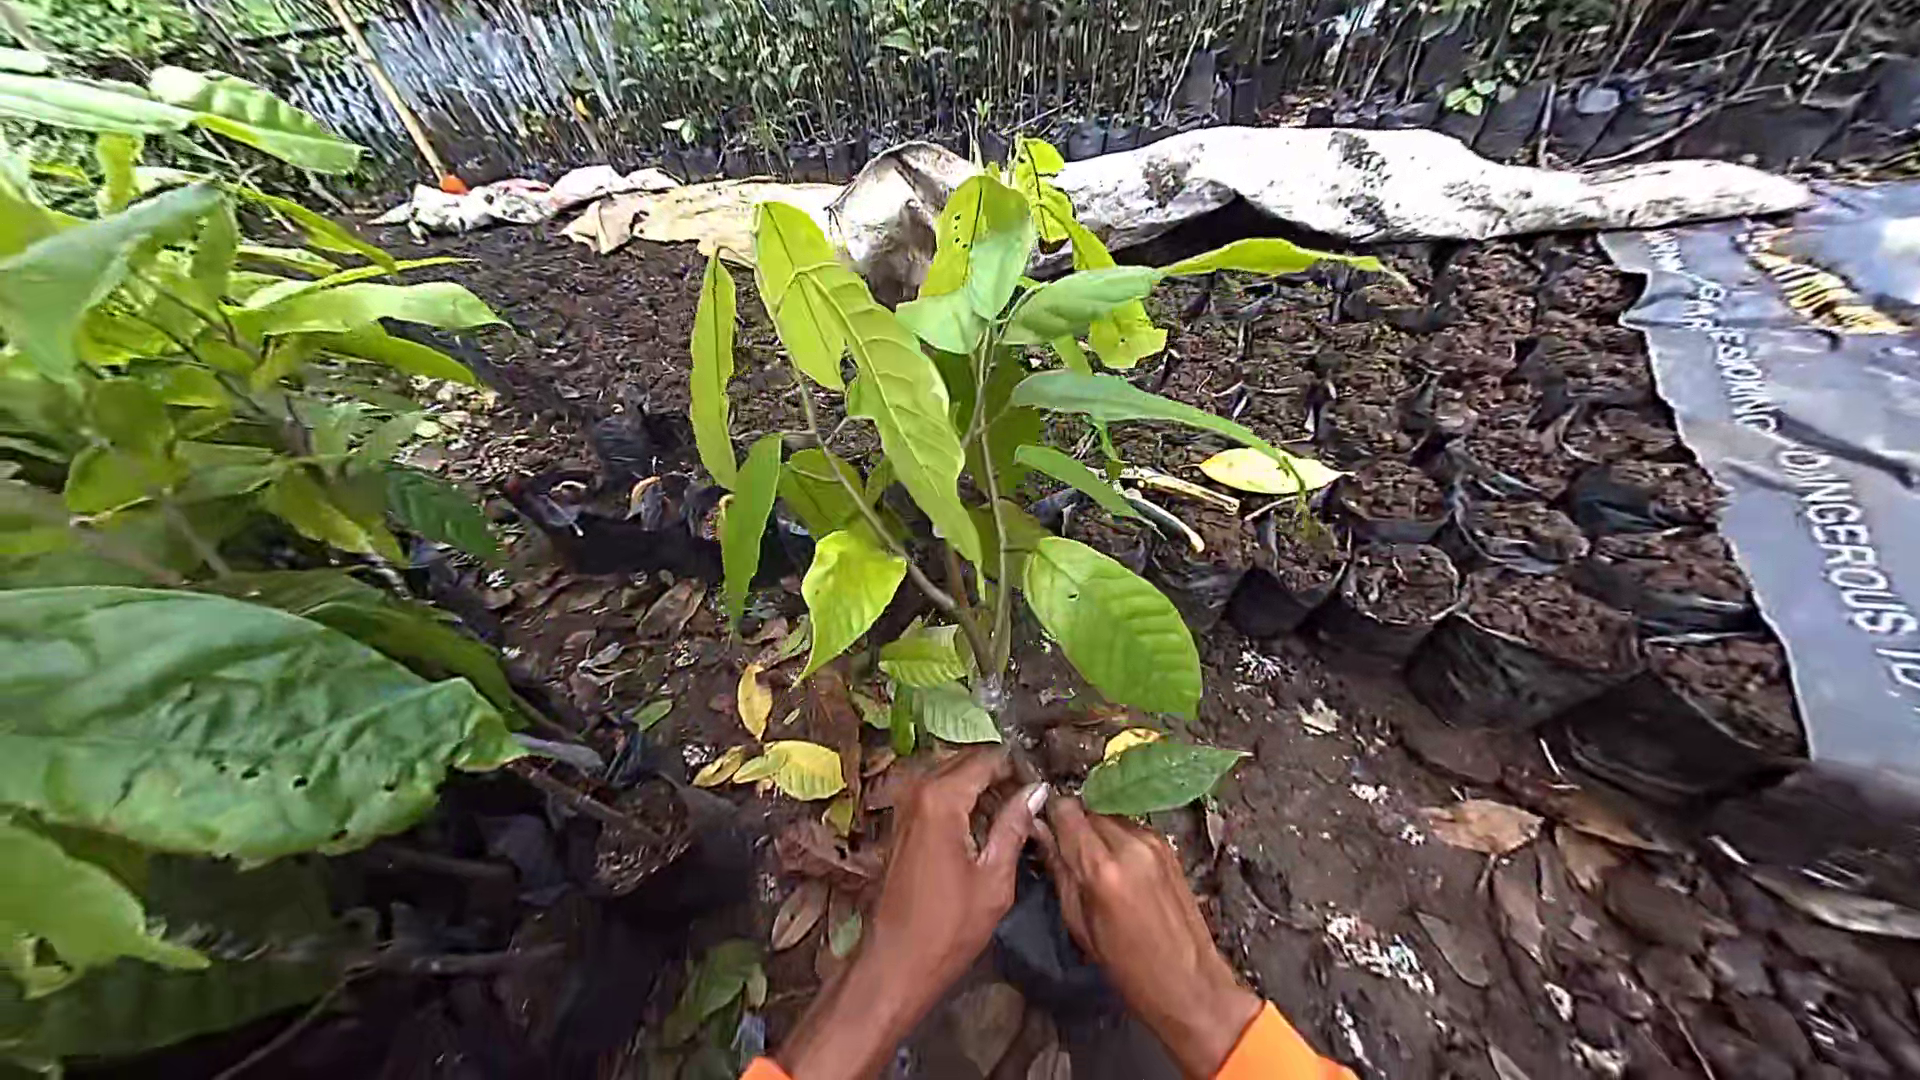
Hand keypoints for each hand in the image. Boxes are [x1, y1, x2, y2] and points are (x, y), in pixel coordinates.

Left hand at [776, 748, 1044, 1079]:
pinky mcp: (902, 817)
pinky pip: (938, 789)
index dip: (1017, 765)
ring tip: (1014, 807)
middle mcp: (918, 787)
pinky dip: (962, 796)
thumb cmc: (948, 927)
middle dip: (999, 771)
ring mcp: (906, 800)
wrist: (893, 963)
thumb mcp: (994, 878)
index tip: (1041, 780)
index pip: (986, 758)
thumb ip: (1014, 825)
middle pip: (967, 759)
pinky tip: (985, 820)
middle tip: (1031, 794)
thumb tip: (1037, 790)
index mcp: (941, 797)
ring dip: (981, 783)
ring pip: (952, 771)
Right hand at [1041, 797, 1262, 1079]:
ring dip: (1096, 830)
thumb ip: (1059, 869)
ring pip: (1108, 815)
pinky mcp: (1166, 844)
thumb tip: (1039, 830)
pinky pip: (1128, 825)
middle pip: (1088, 809)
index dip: (1053, 815)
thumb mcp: (1079, 924)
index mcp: (1102, 868)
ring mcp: (1152, 841)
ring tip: (1096, 862)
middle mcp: (1129, 844)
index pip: (1067, 810)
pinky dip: (1117, 837)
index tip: (1047, 828)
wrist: (1193, 986)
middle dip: (1074, 825)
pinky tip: (1119, 865)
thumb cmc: (1128, 968)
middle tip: (1069, 851)